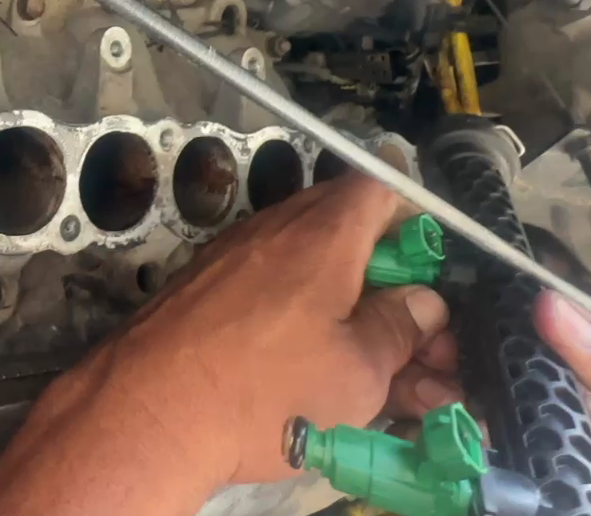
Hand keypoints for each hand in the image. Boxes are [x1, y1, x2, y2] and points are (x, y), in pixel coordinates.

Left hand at [0, 174, 458, 515]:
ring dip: (353, 302)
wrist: (154, 404)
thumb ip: (397, 329)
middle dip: (392, 276)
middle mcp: (277, 228)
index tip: (436, 263)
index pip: (377, 186)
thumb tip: (422, 302)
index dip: (415, 214)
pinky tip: (320, 363)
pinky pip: (275, 281)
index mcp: (322, 234)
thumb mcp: (357, 372)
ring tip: (383, 369)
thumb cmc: (268, 389)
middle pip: (347, 227)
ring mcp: (238, 253)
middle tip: (422, 337)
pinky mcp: (211, 282)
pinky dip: (306, 311)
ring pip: (313, 262)